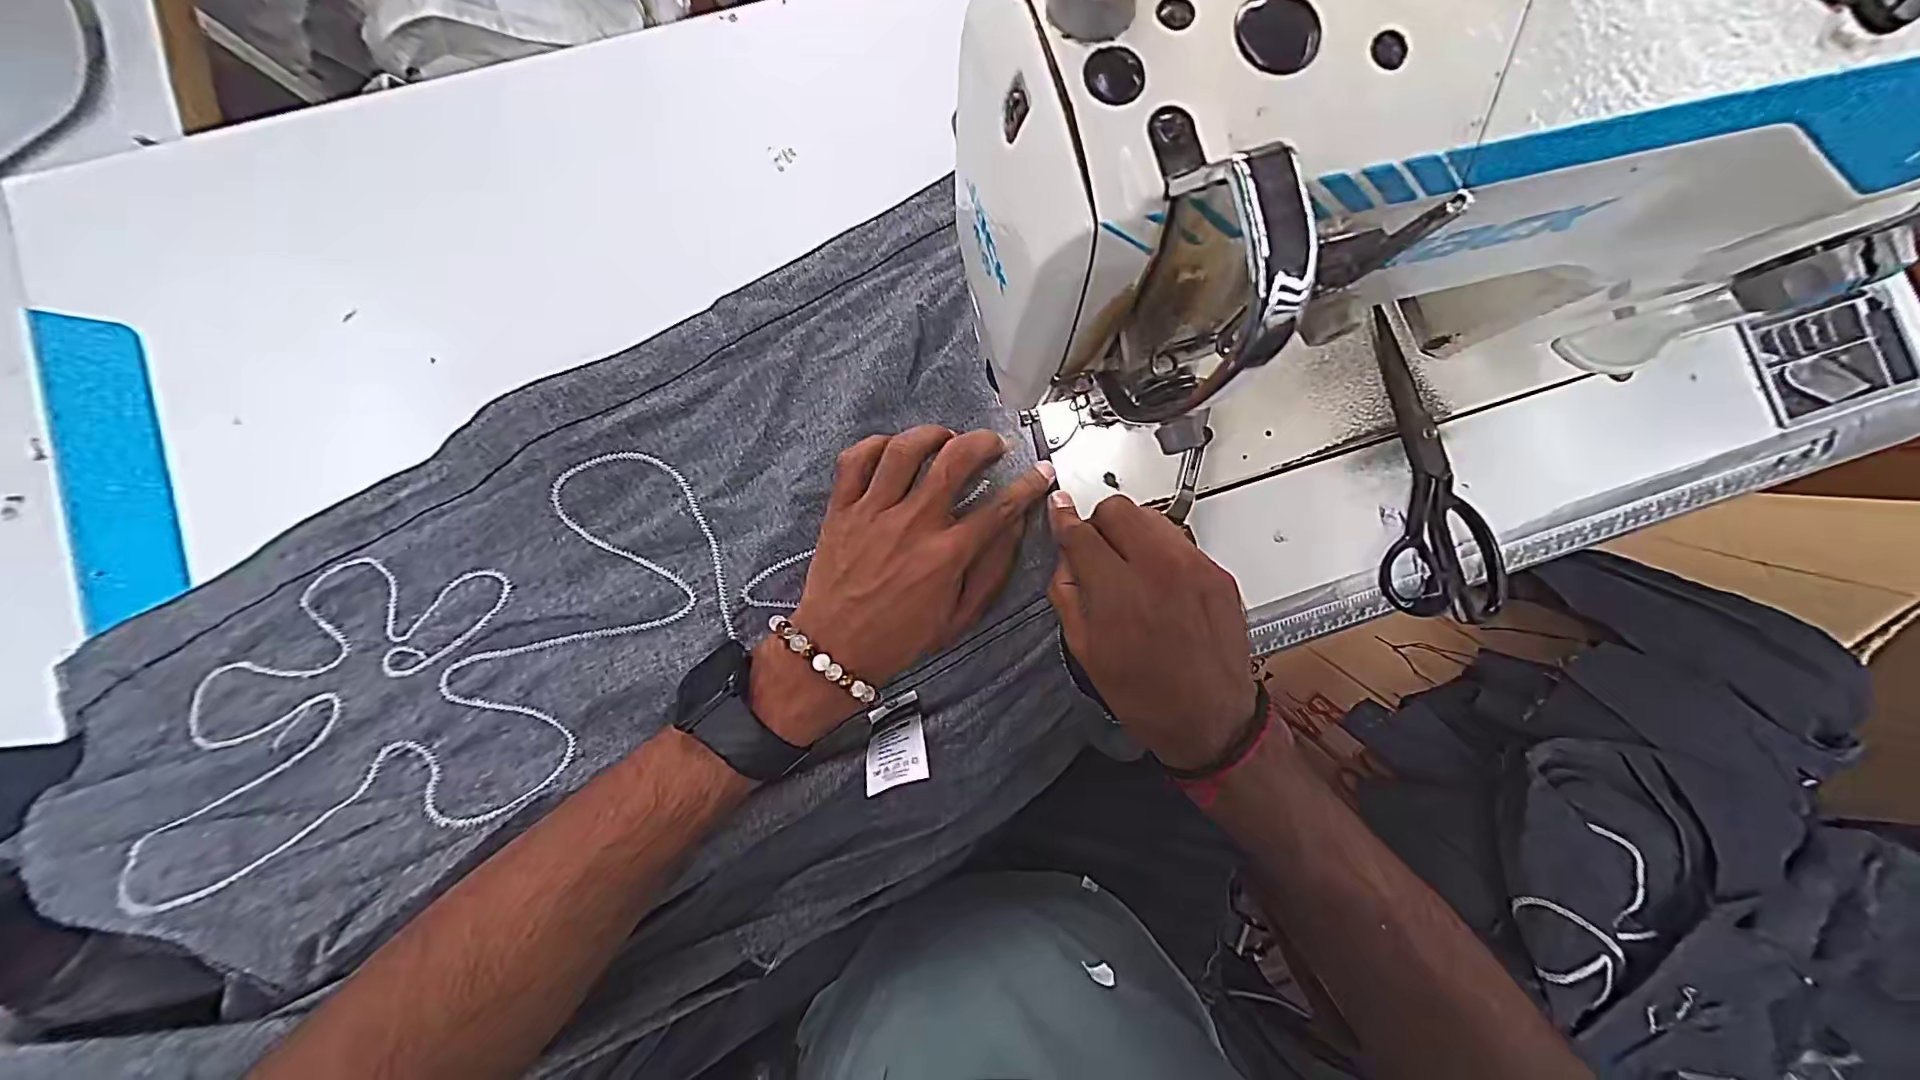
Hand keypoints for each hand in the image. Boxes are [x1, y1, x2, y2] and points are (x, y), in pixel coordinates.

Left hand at [750, 426, 1053, 744]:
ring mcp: (873, 513)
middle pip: (956, 460)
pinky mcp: (842, 510)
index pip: (1000, 507)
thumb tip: (1014, 529)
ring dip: (933, 434)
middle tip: (993, 445)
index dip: (1027, 485)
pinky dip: (876, 444)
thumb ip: (991, 570)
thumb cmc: (896, 636)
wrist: (837, 648)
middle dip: (984, 442)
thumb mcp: (959, 616)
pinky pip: (856, 460)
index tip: (1038, 475)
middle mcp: (911, 526)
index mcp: (945, 555)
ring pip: (906, 449)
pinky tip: (893, 449)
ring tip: (946, 438)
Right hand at [1045, 491, 1261, 770]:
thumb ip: (1068, 594)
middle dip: (1098, 524)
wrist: (1211, 719)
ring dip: (1131, 532)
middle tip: (1096, 549)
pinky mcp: (1218, 573)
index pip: (1080, 532)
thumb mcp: (1086, 649)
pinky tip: (1157, 580)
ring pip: (1151, 516)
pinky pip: (1180, 540)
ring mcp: (1195, 568)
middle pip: (1117, 508)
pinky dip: (1161, 551)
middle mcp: (1160, 570)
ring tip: (1129, 566)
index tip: (1059, 510)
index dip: (1063, 519)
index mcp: (1119, 592)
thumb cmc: (1151, 696)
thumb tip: (1064, 559)